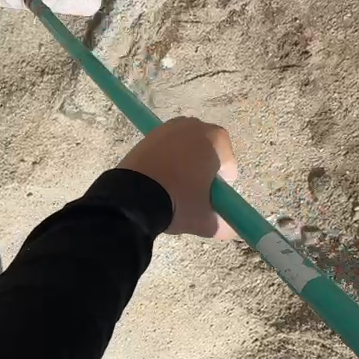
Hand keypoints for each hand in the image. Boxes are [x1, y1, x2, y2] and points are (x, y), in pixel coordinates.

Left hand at [116, 116, 238, 237]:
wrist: (130, 198)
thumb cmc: (177, 202)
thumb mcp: (203, 220)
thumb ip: (222, 226)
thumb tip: (228, 232)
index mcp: (216, 139)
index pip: (227, 164)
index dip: (221, 185)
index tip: (211, 199)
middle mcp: (193, 126)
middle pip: (205, 153)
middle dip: (202, 171)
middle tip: (193, 194)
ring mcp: (167, 128)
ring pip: (183, 151)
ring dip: (182, 166)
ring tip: (173, 189)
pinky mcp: (145, 137)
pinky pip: (162, 151)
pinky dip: (163, 163)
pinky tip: (157, 182)